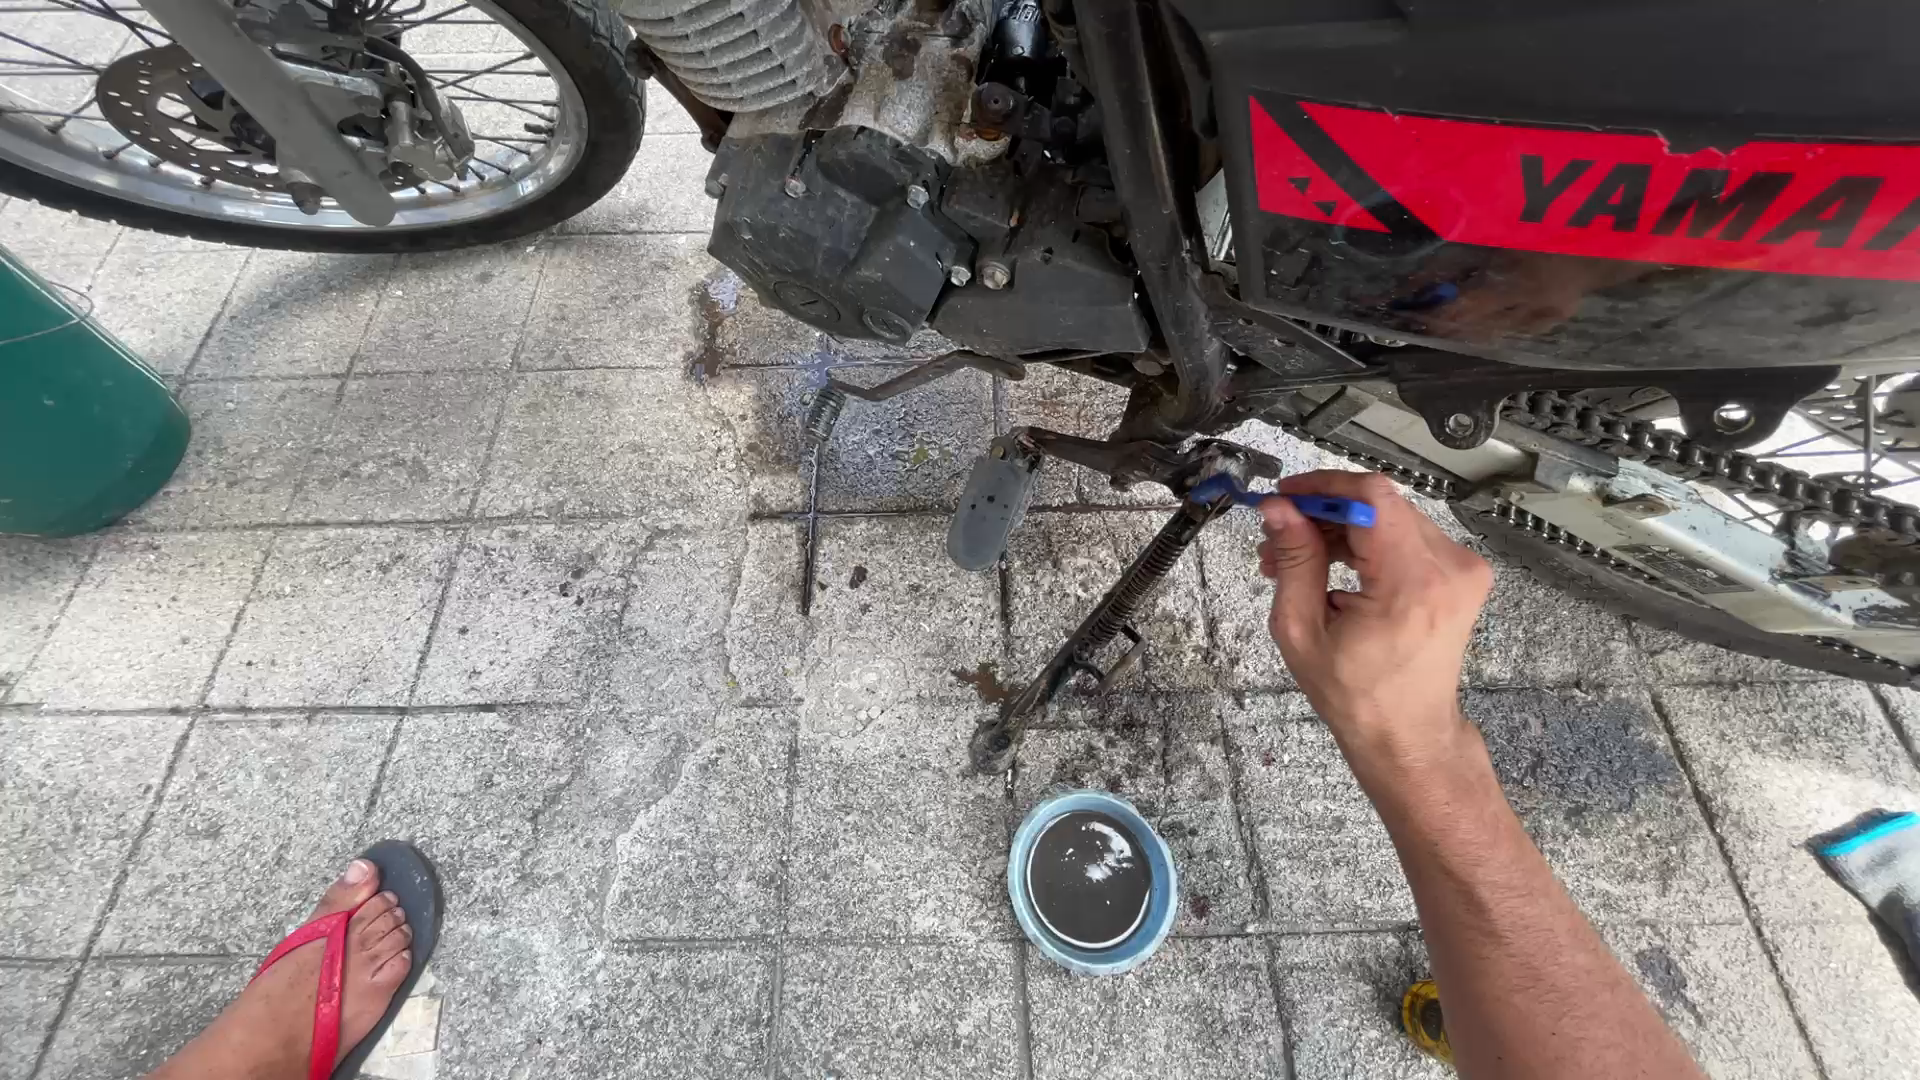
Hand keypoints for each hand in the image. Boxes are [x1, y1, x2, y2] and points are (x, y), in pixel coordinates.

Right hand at [1257, 470, 1493, 782]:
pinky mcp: (1459, 572)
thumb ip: (1293, 560)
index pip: (1371, 497)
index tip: (1282, 498)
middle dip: (1321, 510)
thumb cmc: (1352, 692)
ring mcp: (1461, 568)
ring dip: (1336, 527)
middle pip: (1377, 502)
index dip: (1321, 486)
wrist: (1408, 732)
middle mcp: (1449, 566)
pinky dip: (1360, 542)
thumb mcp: (1303, 628)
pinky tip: (1325, 564)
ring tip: (1290, 558)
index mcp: (1411, 582)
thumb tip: (1276, 509)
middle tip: (1276, 536)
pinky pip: (1401, 535)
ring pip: (1387, 515)